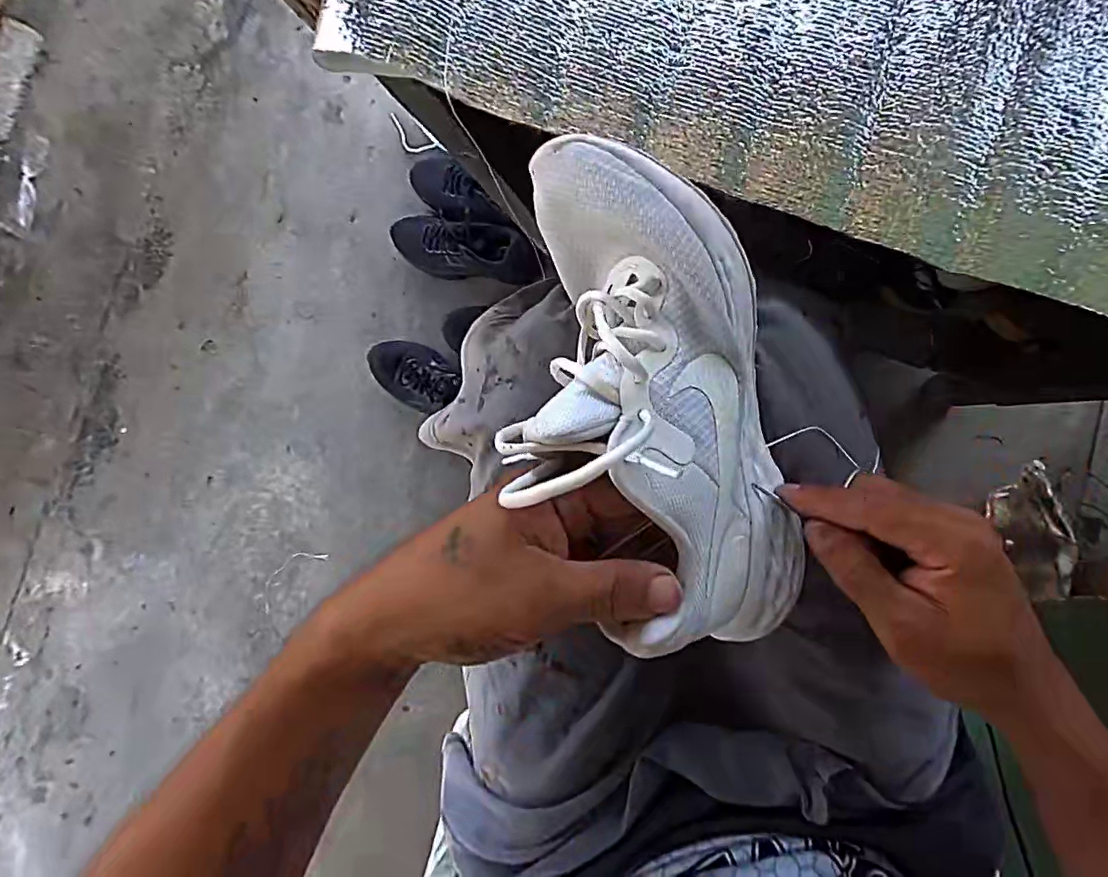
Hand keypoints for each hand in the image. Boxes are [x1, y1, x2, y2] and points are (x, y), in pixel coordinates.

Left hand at [313, 478, 681, 671]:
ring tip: (697, 575)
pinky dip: (614, 579)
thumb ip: (612, 589)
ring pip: (606, 540)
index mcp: (550, 487)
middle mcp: (552, 501)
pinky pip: (588, 563)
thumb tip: (677, 589)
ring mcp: (546, 533)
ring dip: (640, 561)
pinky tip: (648, 595)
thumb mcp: (543, 594)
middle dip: (661, 535)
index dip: (669, 503)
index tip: (717, 522)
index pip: (624, 485)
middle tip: (718, 555)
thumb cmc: (463, 594)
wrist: (390, 622)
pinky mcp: (539, 562)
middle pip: (618, 512)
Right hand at [786, 476, 1057, 722]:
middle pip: (882, 493)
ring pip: (891, 498)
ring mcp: (963, 522)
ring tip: (831, 539)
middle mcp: (959, 518)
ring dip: (856, 513)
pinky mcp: (960, 532)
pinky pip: (904, 511)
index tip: (784, 492)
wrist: (1024, 687)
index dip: (825, 499)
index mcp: (951, 539)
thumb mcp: (899, 625)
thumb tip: (815, 527)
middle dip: (838, 504)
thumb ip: (855, 570)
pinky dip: (876, 522)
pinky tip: (865, 546)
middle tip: (803, 524)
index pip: (873, 507)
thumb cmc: (962, 664)